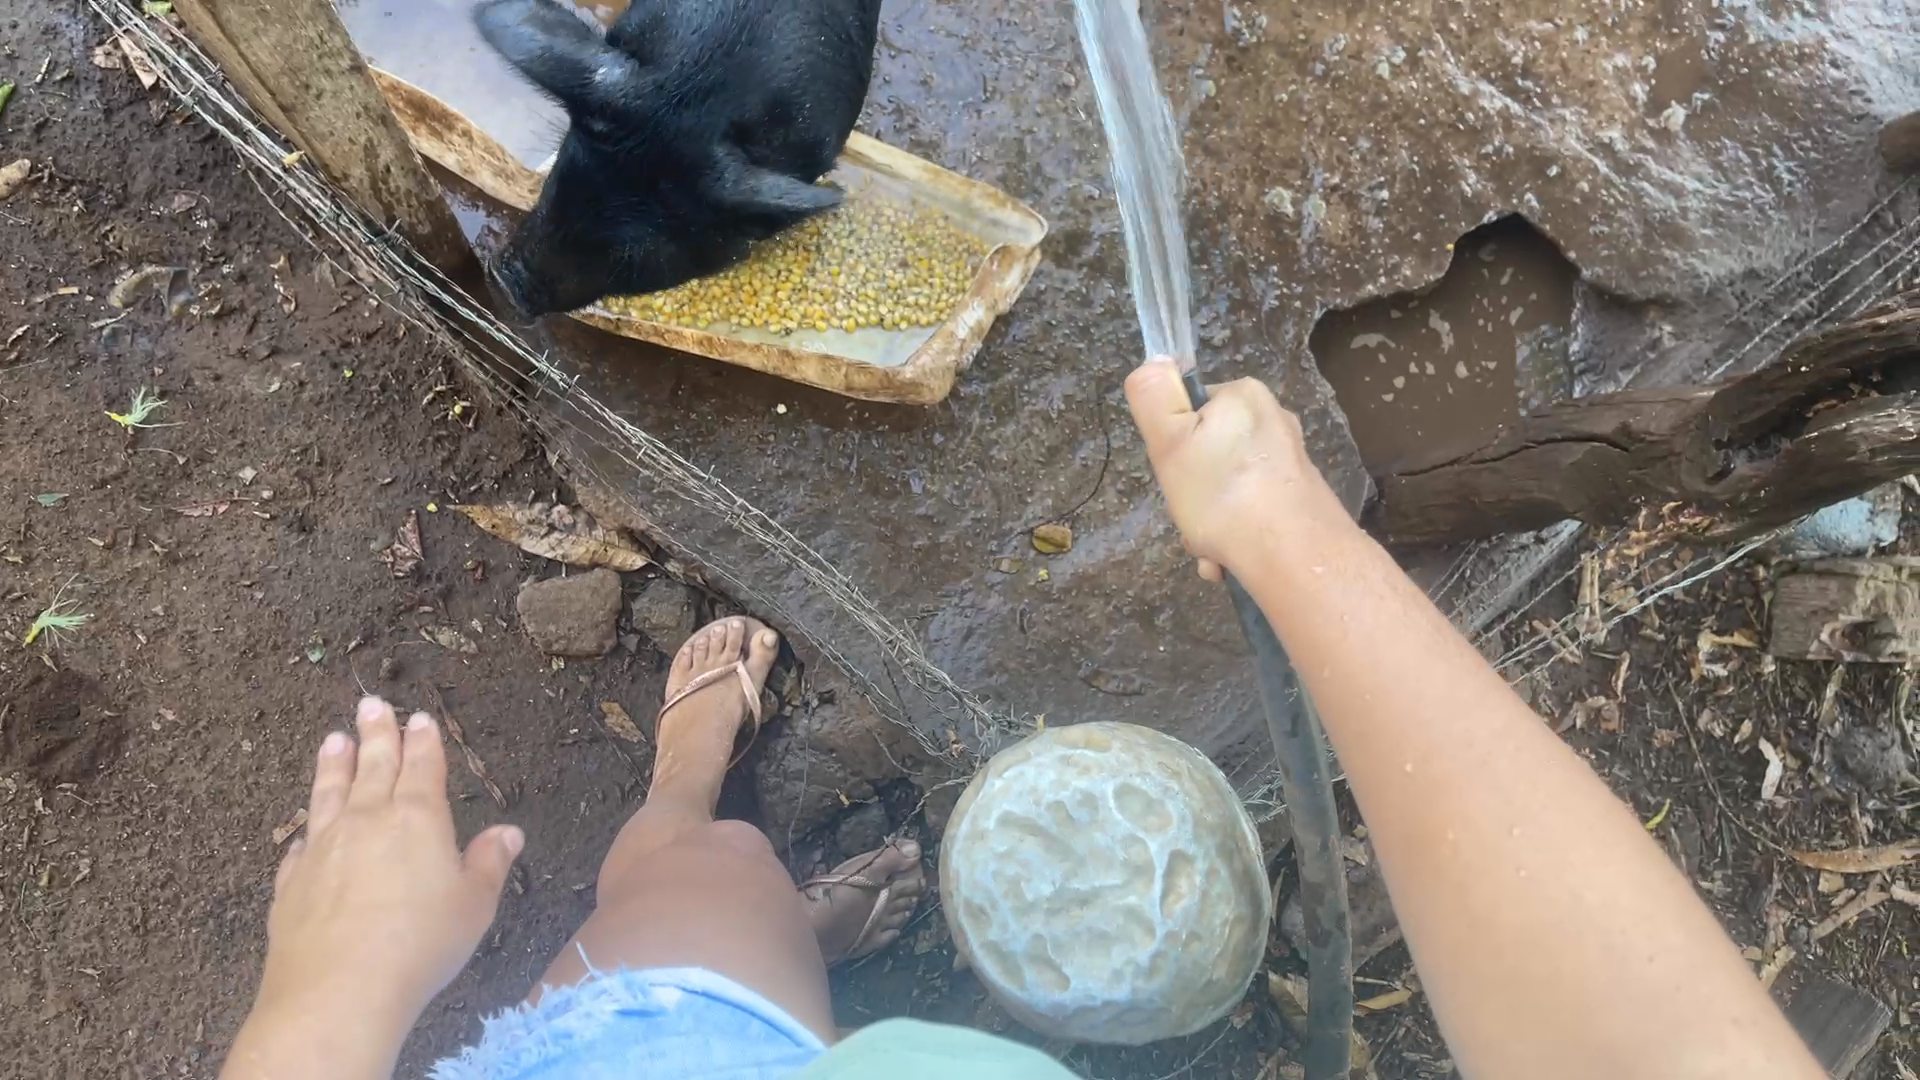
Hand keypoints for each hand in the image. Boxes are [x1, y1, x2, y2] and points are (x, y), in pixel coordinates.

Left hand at [225, 698, 522, 1079]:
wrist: (337, 996)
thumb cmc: (421, 942)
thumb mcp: (475, 901)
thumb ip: (490, 862)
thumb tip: (509, 832)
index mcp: (419, 818)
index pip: (423, 766)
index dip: (423, 740)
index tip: (419, 717)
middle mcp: (369, 822)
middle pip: (372, 767)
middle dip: (375, 733)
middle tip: (370, 703)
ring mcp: (324, 852)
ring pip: (329, 795)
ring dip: (333, 766)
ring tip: (332, 738)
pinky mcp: (291, 887)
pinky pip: (300, 846)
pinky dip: (306, 830)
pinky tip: (305, 829)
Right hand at [1124, 356, 1335, 579]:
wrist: (1293, 556)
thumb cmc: (1223, 495)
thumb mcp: (1169, 441)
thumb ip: (1153, 397)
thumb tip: (1153, 360)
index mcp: (1244, 397)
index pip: (1190, 412)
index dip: (1172, 446)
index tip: (1174, 473)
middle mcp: (1273, 420)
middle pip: (1208, 454)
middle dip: (1191, 493)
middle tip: (1189, 515)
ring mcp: (1289, 462)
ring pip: (1226, 489)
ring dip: (1207, 521)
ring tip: (1209, 547)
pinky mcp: (1299, 498)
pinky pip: (1250, 512)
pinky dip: (1232, 534)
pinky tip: (1226, 559)